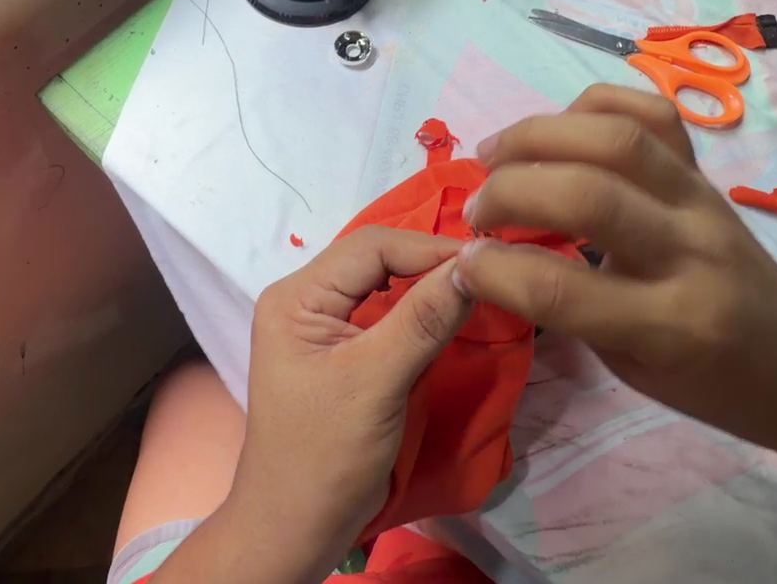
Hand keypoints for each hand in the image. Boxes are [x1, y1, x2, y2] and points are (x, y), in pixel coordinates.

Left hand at [226, 226, 471, 574]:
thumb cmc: (326, 456)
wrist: (294, 529)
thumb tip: (471, 267)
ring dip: (422, 280)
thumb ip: (423, 320)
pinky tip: (442, 308)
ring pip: (378, 279)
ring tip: (468, 284)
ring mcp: (317, 321)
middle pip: (373, 257)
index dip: (427, 248)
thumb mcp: (376, 383)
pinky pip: (379, 307)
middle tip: (481, 270)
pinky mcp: (335, 345)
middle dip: (426, 260)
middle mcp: (302, 296)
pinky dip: (413, 305)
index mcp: (296, 296)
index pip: (370, 248)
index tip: (482, 262)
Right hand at [456, 84, 776, 454]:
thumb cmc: (707, 379)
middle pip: (590, 194)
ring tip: (494, 153)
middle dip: (511, 191)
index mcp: (673, 324)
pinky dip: (592, 104)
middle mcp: (693, 250)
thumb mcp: (628, 366)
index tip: (460, 264)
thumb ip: (564, 308)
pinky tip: (557, 127)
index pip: (562, 288)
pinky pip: (651, 112)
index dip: (493, 271)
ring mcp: (703, 198)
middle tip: (476, 208)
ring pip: (618, 137)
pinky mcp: (706, 168)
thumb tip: (485, 258)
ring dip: (538, 135)